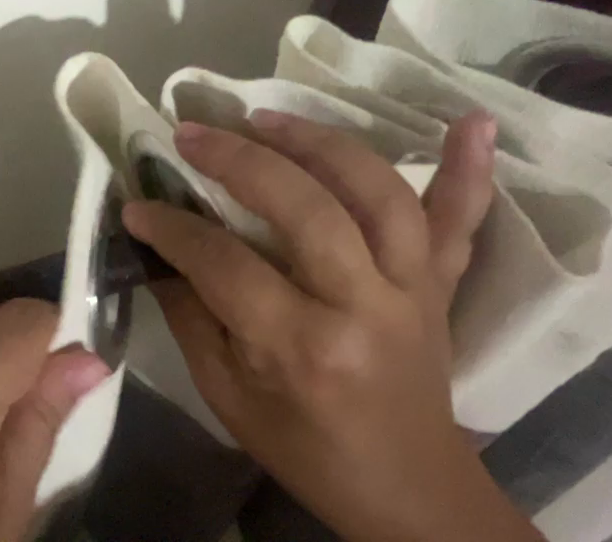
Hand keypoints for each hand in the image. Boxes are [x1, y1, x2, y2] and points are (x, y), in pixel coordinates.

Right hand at [123, 110, 542, 541]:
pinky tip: (475, 122)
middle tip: (189, 134)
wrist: (410, 492)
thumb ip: (189, 309)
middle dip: (236, 160)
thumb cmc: (305, 448)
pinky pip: (462, 222)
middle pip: (305, 209)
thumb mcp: (224, 392)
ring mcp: (413, 289)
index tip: (136, 205)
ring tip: (266, 118)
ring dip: (318, 143)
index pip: (223, 263)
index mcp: (303, 348)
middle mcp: (365, 307)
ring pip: (377, 193)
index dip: (171, 226)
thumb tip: (154, 241)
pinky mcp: (441, 284)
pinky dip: (470, 171)